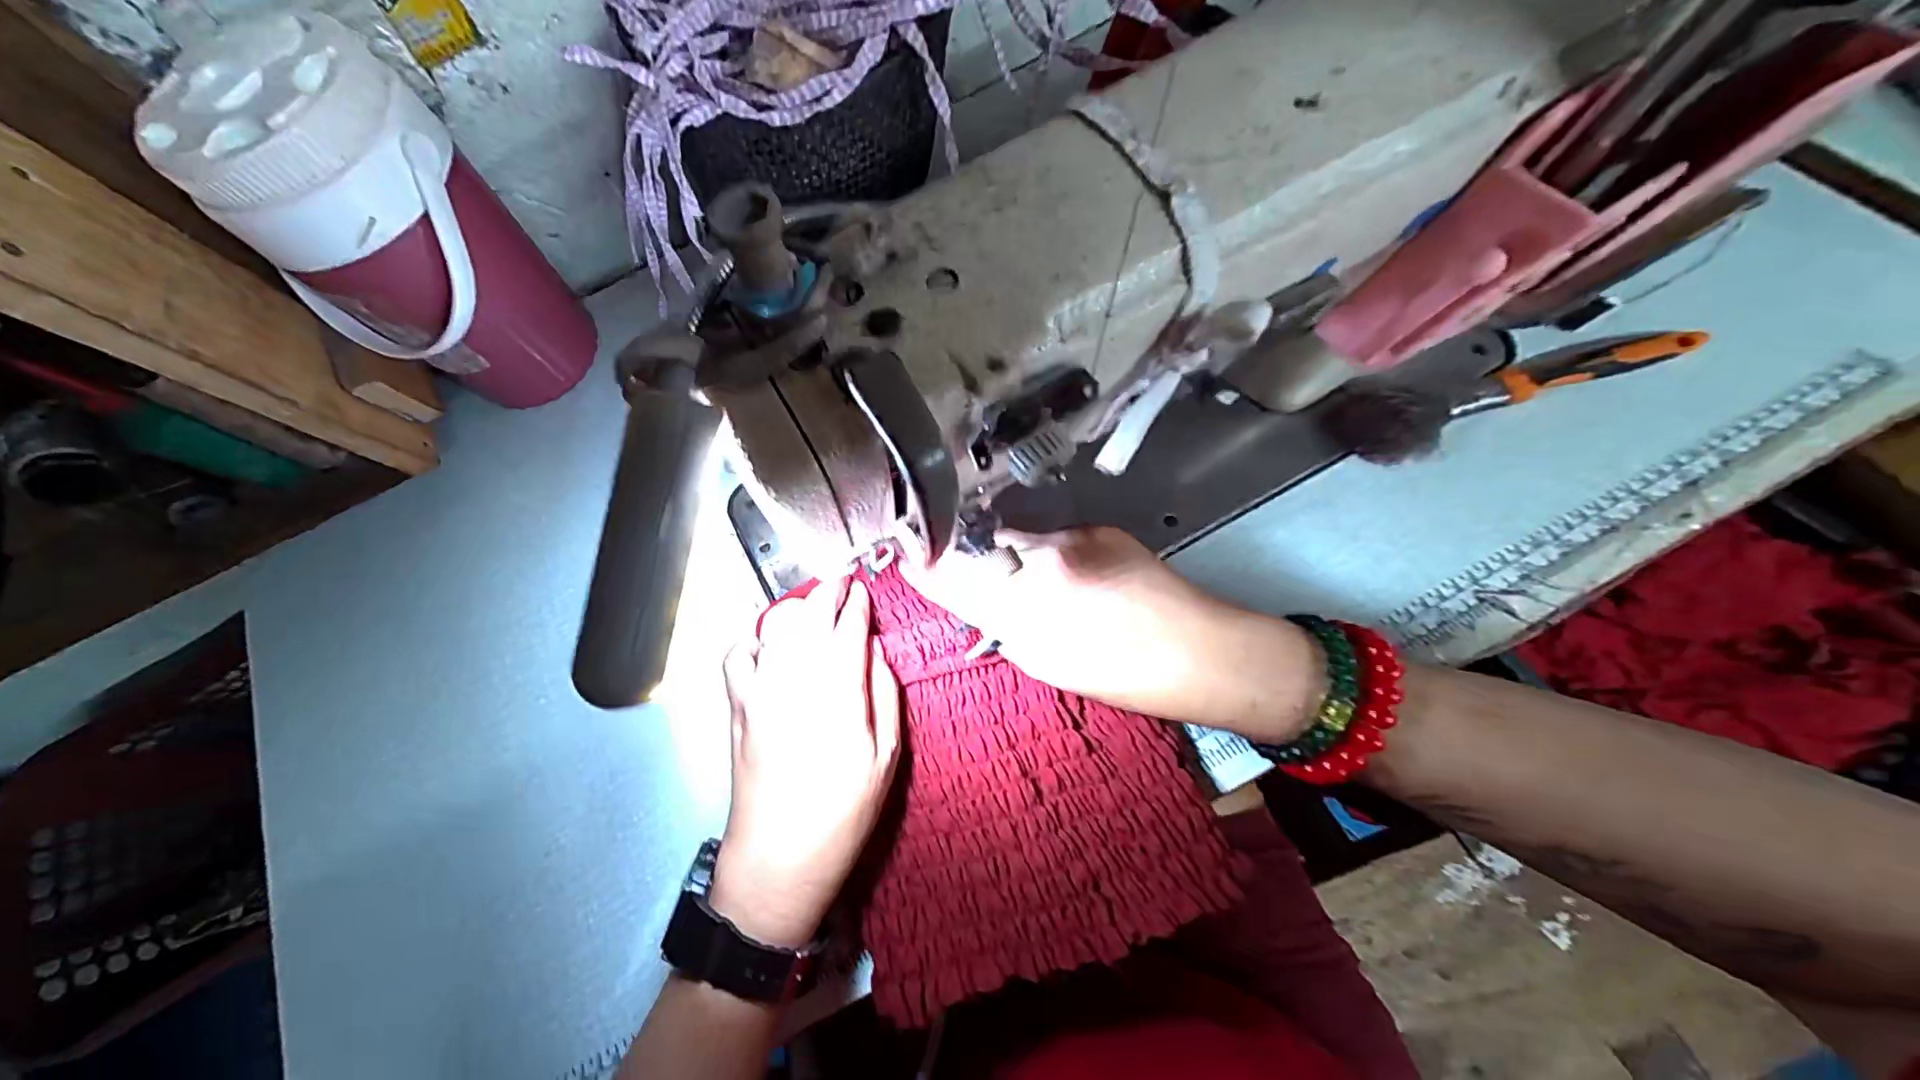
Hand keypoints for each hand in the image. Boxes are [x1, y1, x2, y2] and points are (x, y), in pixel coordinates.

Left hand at [710, 578, 901, 948]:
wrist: (778, 859)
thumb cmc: (842, 814)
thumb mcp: (886, 758)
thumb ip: (884, 694)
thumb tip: (877, 649)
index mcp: (840, 696)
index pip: (848, 629)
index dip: (857, 604)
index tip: (863, 591)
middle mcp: (797, 684)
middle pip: (810, 616)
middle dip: (827, 592)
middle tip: (841, 584)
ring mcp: (760, 693)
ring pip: (774, 627)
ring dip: (796, 607)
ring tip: (812, 605)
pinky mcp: (736, 708)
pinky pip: (737, 655)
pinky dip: (752, 637)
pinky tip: (770, 640)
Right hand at [903, 527, 1324, 738]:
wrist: (1201, 651)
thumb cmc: (1125, 675)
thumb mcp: (1048, 662)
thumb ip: (1004, 627)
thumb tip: (978, 603)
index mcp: (1024, 607)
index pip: (954, 575)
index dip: (926, 565)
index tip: (909, 555)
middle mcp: (1040, 562)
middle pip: (982, 546)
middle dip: (973, 559)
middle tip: (979, 576)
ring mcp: (1071, 538)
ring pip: (1019, 539)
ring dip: (1016, 556)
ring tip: (1044, 584)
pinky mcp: (1097, 527)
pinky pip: (1054, 537)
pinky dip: (1051, 554)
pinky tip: (1078, 577)